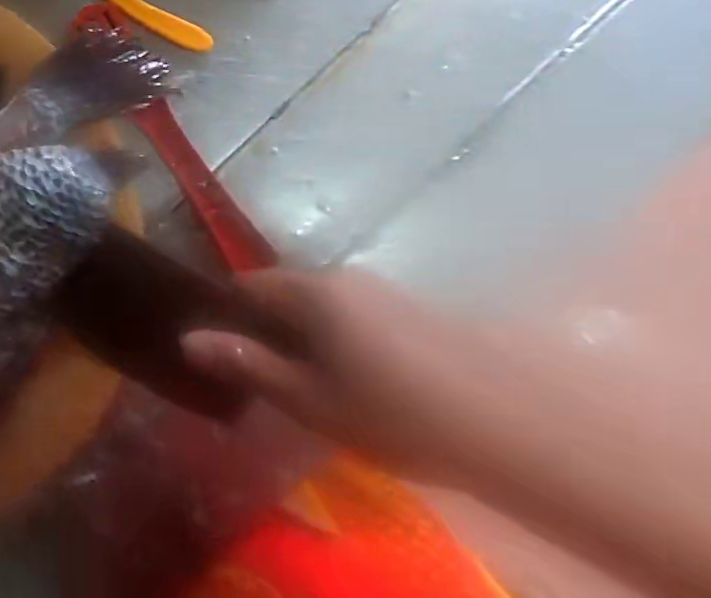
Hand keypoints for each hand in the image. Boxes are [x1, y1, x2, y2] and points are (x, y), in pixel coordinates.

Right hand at [181, 268, 525, 486]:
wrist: (524, 432)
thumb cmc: (396, 413)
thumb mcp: (309, 399)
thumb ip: (247, 364)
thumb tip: (186, 339)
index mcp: (310, 291)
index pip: (246, 286)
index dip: (227, 314)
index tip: (227, 352)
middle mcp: (344, 278)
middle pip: (287, 293)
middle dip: (271, 328)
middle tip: (273, 379)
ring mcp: (388, 293)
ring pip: (327, 307)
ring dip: (313, 337)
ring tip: (321, 388)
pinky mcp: (422, 314)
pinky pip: (362, 318)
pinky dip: (349, 342)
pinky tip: (370, 385)